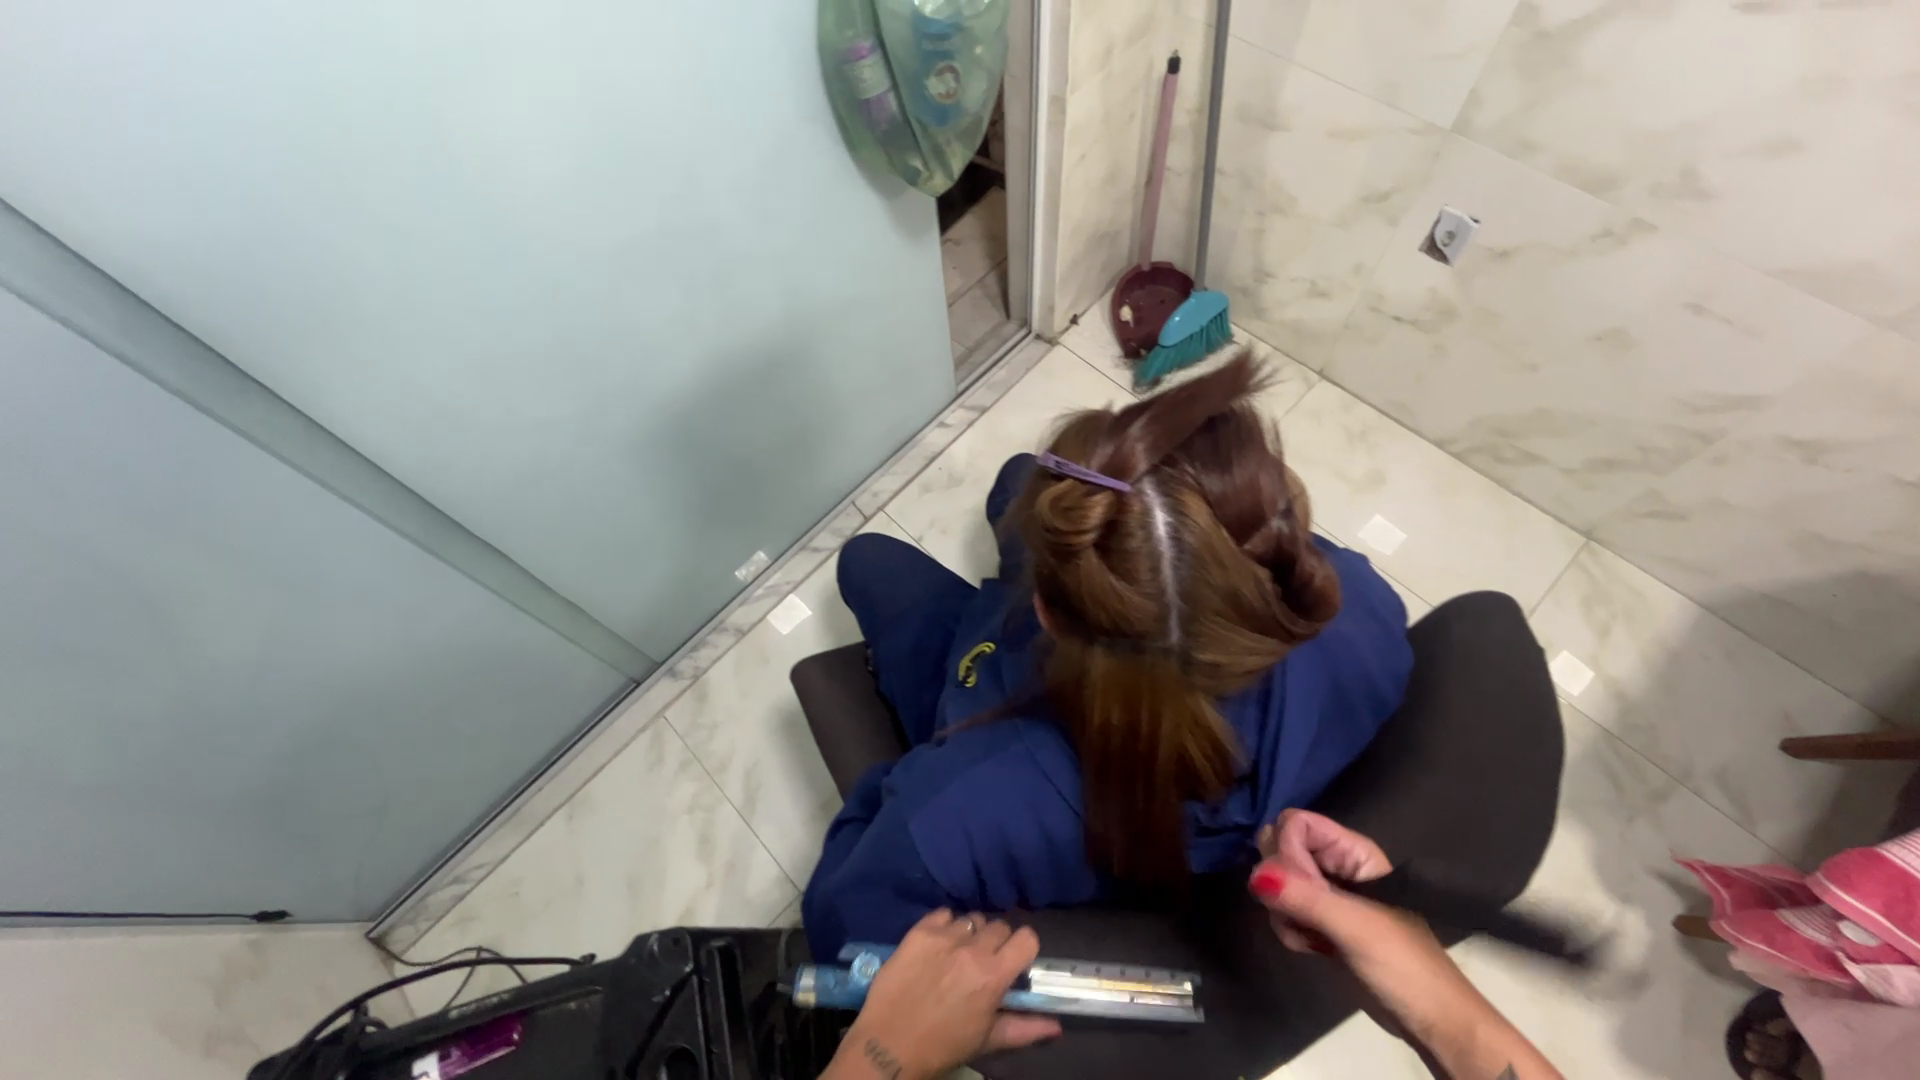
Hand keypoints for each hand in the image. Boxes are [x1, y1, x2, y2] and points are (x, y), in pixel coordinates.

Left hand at [828, 910, 1061, 1079]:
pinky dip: (945, 925)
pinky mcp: (919, 932)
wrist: (889, 1045)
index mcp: (993, 975)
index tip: (1013, 961)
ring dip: (971, 933)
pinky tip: (938, 945)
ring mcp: (943, 937)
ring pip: (971, 918)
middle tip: (983, 962)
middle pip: (999, 925)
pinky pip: (943, 914)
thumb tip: (1056, 1025)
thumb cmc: (943, 1046)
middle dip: (996, 942)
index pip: (1027, 937)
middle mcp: (972, 949)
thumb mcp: (987, 1040)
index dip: (1022, 948)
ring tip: (958, 954)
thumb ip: (1026, 1028)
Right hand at [1248, 811, 1481, 1046]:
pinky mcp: (1319, 921)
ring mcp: (1326, 895)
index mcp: (1351, 853)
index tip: (1299, 886)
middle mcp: (1335, 866)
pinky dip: (1287, 928)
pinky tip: (1310, 947)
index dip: (1287, 850)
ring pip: (1276, 881)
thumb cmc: (1404, 967)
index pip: (1296, 824)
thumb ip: (1306, 898)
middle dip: (1279, 882)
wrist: (1430, 1022)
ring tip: (1311, 937)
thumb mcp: (1356, 929)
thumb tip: (1255, 875)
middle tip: (1301, 912)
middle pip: (1280, 848)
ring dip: (1283, 911)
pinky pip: (1282, 908)